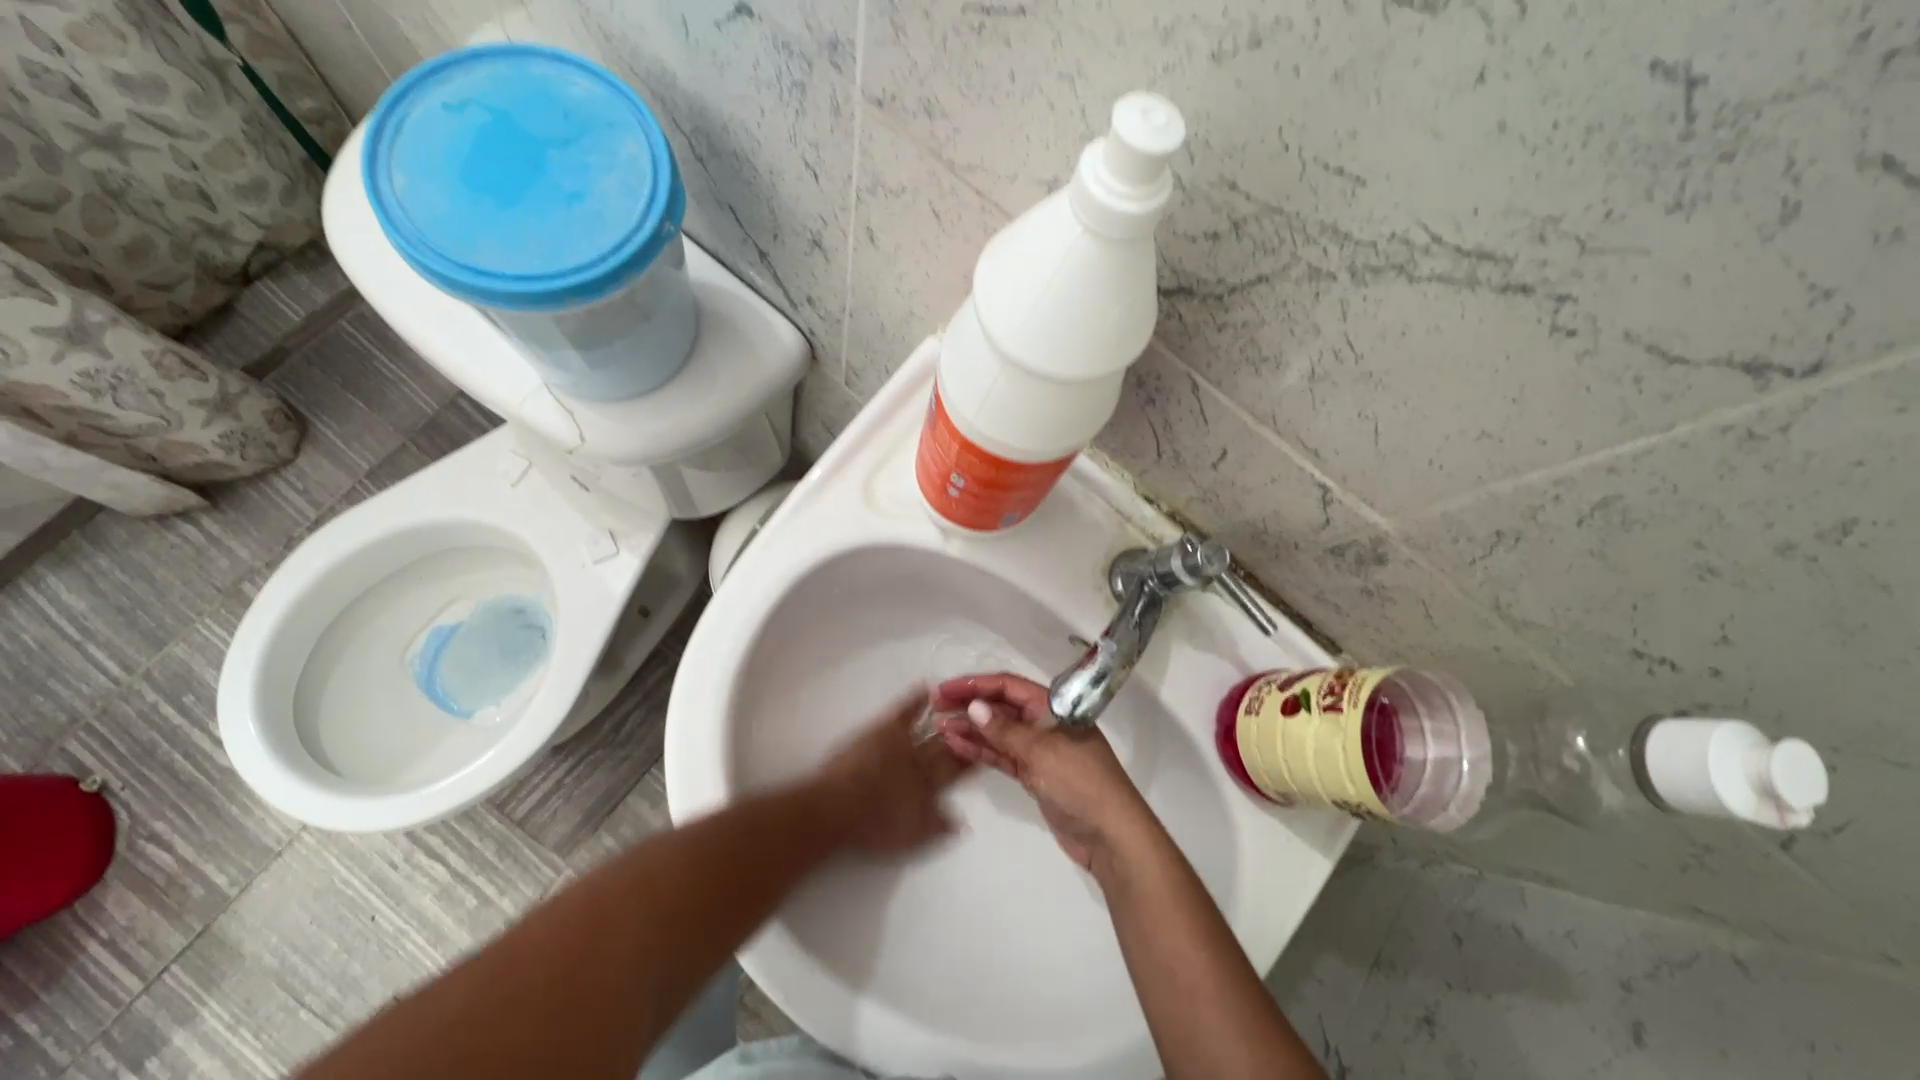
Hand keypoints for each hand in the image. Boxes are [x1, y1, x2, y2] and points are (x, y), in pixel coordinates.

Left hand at [812, 690, 970, 853]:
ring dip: (948, 717)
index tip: (987, 748)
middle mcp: (922, 761)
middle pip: (948, 747)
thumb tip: (963, 822)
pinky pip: (904, 711)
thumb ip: (938, 827)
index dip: (971, 759)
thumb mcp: (911, 836)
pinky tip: (927, 686)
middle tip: (982, 723)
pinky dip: (916, 699)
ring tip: (965, 704)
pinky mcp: (882, 730)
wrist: (840, 807)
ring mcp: (903, 743)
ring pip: (931, 728)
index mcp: (930, 786)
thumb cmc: (873, 826)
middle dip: (966, 735)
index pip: (957, 770)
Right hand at [933, 674, 1155, 873]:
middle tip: (934, 707)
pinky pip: (1002, 756)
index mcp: (1054, 707)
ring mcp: (1040, 751)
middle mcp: (1045, 723)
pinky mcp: (1034, 775)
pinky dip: (981, 750)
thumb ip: (1005, 731)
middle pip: (1002, 707)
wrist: (1109, 833)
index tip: (945, 689)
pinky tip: (956, 745)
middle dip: (969, 705)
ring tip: (938, 728)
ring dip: (971, 729)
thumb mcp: (1041, 752)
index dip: (976, 685)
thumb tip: (974, 707)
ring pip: (998, 733)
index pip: (1009, 687)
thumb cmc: (1080, 783)